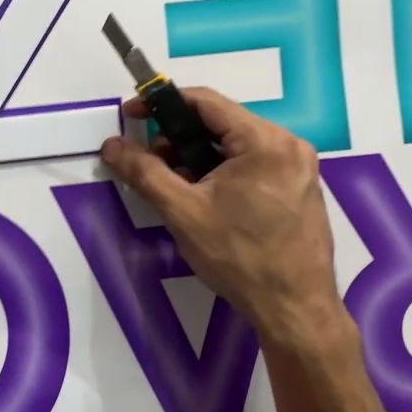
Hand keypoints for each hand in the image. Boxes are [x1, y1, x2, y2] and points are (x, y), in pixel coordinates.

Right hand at [99, 87, 339, 347]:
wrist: (294, 311)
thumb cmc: (240, 257)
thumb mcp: (182, 212)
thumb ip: (143, 171)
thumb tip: (111, 145)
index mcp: (265, 141)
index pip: (206, 101)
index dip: (163, 103)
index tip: (133, 115)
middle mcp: (288, 145)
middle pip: (221, 122)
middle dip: (179, 137)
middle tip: (152, 164)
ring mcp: (299, 167)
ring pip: (235, 145)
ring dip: (199, 157)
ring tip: (177, 188)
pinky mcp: (300, 188)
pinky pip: (252, 163)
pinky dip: (222, 171)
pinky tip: (206, 200)